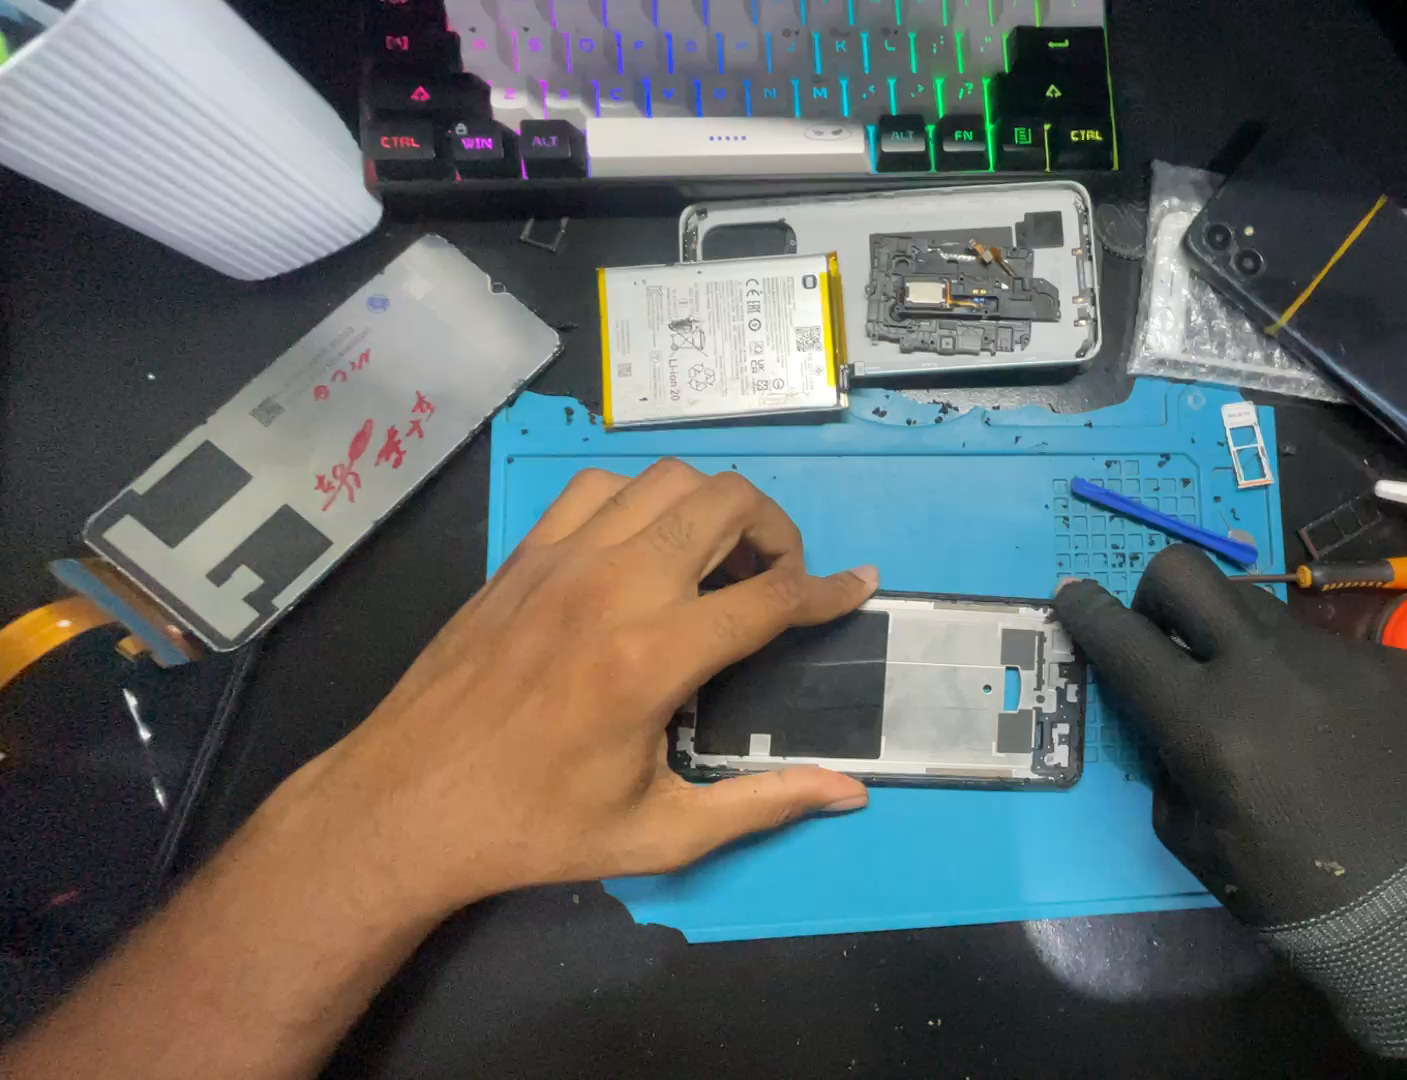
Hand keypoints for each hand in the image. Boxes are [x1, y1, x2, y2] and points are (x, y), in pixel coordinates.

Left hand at [275, 461, 879, 913]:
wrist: (400, 808)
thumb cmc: (539, 826)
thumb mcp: (663, 834)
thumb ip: (765, 803)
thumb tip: (851, 795)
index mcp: (657, 656)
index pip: (773, 596)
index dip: (831, 590)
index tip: (860, 585)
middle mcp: (619, 586)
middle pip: (730, 504)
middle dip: (779, 532)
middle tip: (779, 578)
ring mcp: (567, 557)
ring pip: (672, 481)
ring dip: (716, 509)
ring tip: (719, 558)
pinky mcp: (528, 551)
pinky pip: (604, 487)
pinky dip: (645, 501)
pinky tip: (645, 547)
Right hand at [1053, 544, 1406, 1056]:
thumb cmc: (1294, 890)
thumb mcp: (1192, 834)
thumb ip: (1164, 756)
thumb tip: (1163, 707)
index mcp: (1207, 719)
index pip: (1121, 637)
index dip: (1084, 608)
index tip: (1073, 596)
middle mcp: (1267, 667)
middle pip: (1183, 570)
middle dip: (1154, 592)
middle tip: (1168, 634)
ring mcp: (1338, 655)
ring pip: (1255, 605)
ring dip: (1236, 638)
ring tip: (1269, 699)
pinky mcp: (1396, 660)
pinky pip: (1325, 646)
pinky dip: (1310, 675)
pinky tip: (1342, 727)